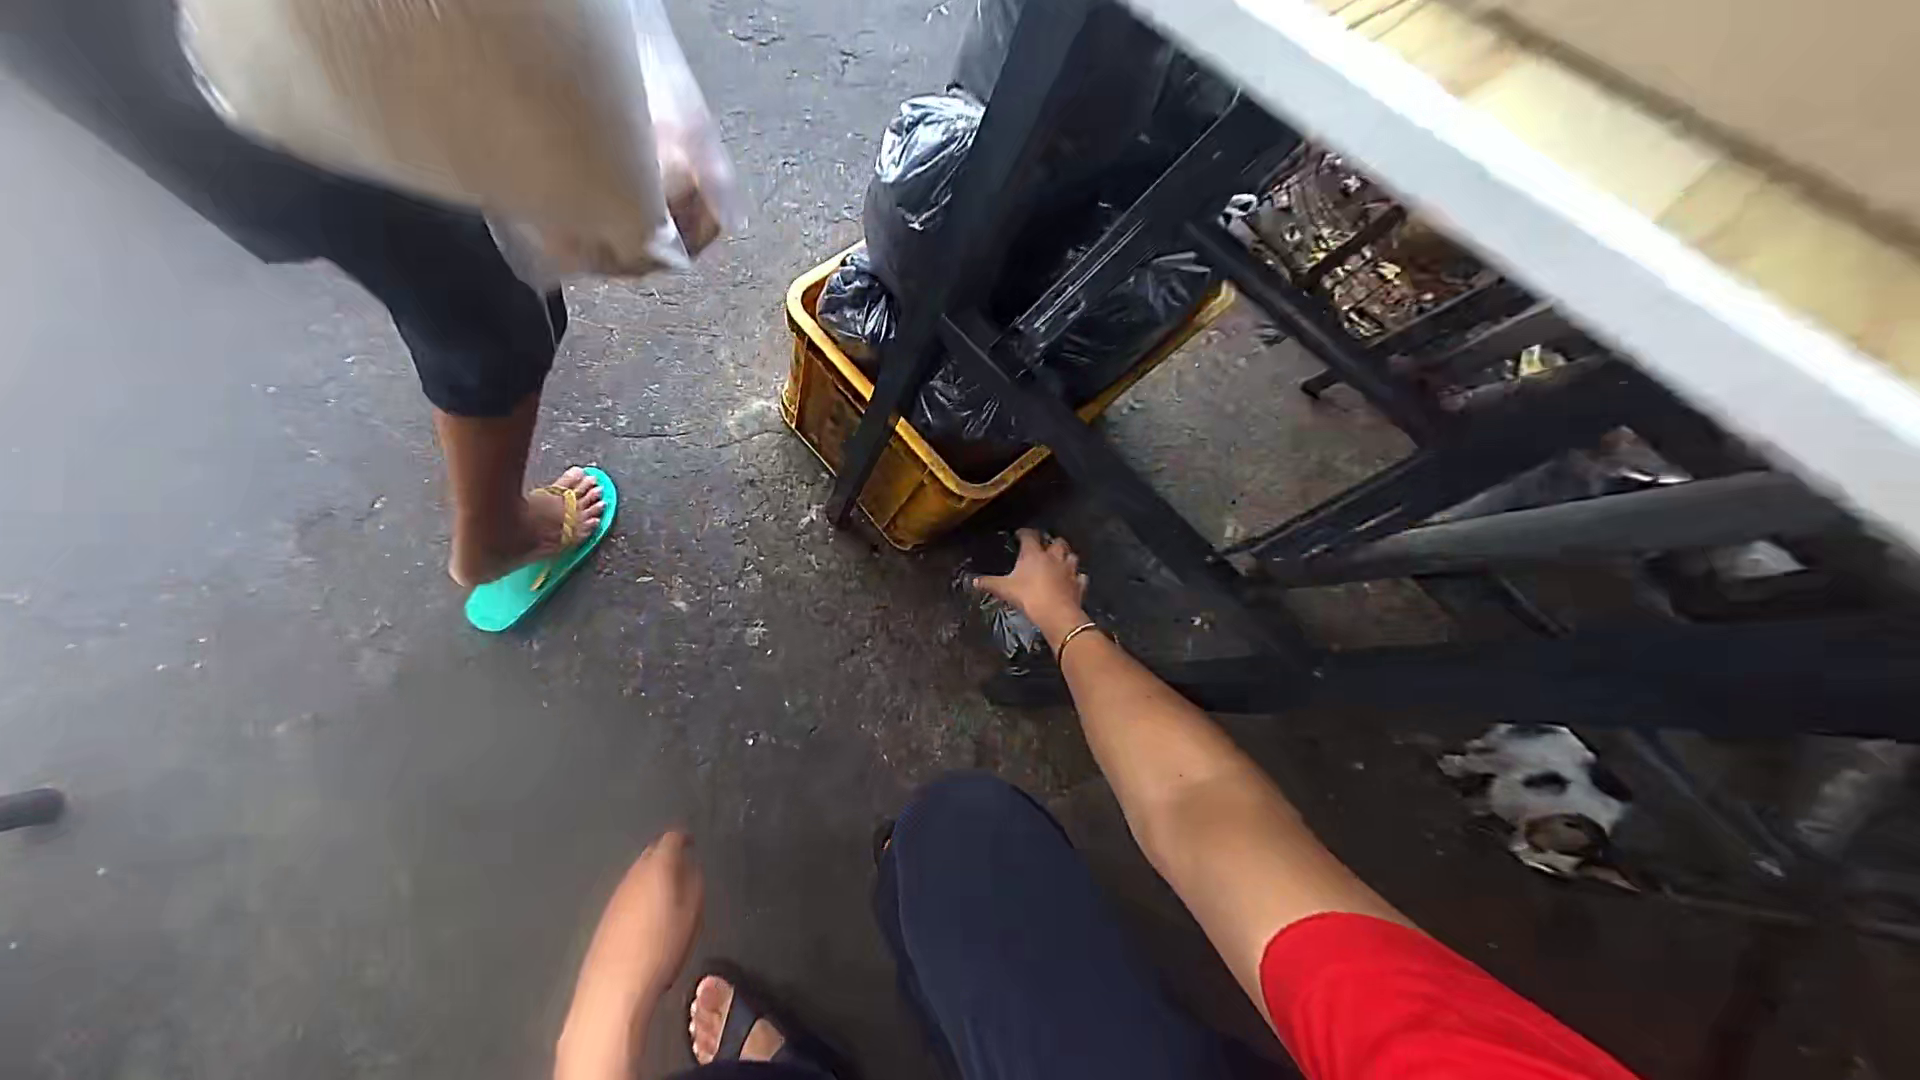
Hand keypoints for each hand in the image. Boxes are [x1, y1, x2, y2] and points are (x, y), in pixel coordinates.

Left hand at [560, 830, 704, 1065]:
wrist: (612, 993)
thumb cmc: (660, 950)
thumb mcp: (693, 912)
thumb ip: (695, 881)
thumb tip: (691, 868)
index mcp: (657, 867)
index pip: (672, 838)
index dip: (684, 838)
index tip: (692, 843)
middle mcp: (632, 877)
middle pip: (651, 854)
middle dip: (667, 855)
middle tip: (684, 867)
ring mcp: (615, 899)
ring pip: (637, 876)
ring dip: (653, 878)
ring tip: (669, 896)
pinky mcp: (604, 921)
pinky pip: (627, 898)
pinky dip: (640, 899)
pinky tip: (648, 922)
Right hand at [974, 529, 1088, 644]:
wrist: (1056, 613)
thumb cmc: (1028, 596)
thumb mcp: (1004, 589)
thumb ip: (989, 583)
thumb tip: (974, 581)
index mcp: (1034, 554)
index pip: (1029, 536)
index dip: (1024, 533)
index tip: (1020, 535)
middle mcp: (1054, 557)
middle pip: (1056, 542)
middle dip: (1051, 542)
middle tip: (1044, 547)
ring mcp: (1069, 570)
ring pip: (1071, 556)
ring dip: (1066, 557)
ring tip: (1060, 561)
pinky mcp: (1079, 584)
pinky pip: (1080, 577)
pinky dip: (1077, 577)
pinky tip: (1073, 580)